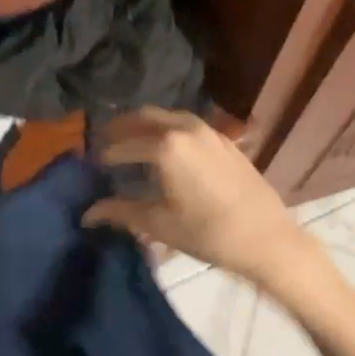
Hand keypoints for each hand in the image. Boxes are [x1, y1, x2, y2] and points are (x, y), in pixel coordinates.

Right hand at [83, 108, 319, 287]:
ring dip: (146, 125)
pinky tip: (168, 151)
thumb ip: (121, 212)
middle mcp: (186, 128)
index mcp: (166, 146)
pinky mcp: (226, 141)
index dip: (104, 155)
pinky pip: (188, 125)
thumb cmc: (208, 233)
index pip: (123, 145)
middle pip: (144, 117)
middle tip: (104, 141)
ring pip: (168, 117)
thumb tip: (87, 214)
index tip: (90, 164)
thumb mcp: (160, 224)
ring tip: (132, 143)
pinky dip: (169, 130)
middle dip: (121, 127)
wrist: (267, 238)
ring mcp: (209, 131)